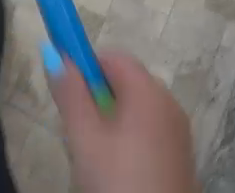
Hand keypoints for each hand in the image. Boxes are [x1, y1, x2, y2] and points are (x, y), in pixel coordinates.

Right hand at [47, 50, 197, 192]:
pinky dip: (129, 138)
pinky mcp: (181, 157)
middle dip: (96, 95)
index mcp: (148, 90)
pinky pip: (149, 130)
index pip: (112, 56)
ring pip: (135, 108)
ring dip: (111, 118)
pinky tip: (116, 169)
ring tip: (93, 152)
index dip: (85, 65)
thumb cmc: (118, 181)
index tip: (66, 90)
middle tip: (78, 127)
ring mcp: (178, 131)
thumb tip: (53, 53)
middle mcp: (168, 102)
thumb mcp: (84, 137)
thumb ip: (69, 92)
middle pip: (125, 81)